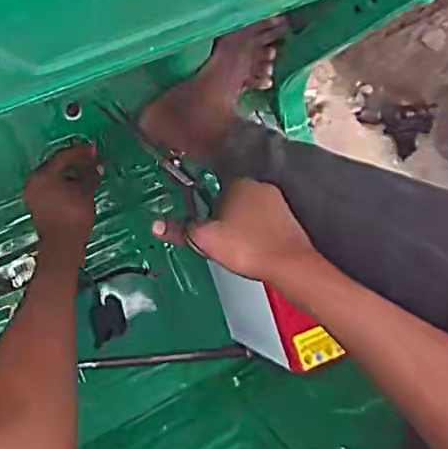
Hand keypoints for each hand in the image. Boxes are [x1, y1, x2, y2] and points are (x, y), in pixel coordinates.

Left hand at [25, 144, 100, 252]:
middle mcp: (34, 182)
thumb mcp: (85, 192)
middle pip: (55, 165)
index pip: (63, 156)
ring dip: (69, 173)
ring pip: (52, 177)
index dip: (80, 151)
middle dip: (73, 161)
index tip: (92, 148)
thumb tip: (96, 166)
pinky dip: (63, 184)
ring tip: (85, 171)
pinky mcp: (37, 206)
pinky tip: (76, 186)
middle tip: (89, 157)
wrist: (63, 244)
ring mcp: (33, 194)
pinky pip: (50, 188)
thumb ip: (90, 175)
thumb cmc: (73, 215)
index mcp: (43, 174)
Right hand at [152, 179, 318, 282]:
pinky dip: (257, 232)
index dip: (204, 205)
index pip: (213, 185)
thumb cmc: (250, 248)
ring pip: (249, 210)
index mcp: (238, 183)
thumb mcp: (205, 239)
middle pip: (231, 197)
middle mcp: (260, 187)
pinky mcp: (288, 218)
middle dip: (222, 215)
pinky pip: (265, 221)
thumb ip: (180, 230)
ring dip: (240, 224)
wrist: (289, 265)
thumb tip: (158, 225)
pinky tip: (252, 247)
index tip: (202, 221)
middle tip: (217, 237)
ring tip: (235, 245)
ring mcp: (277, 202)